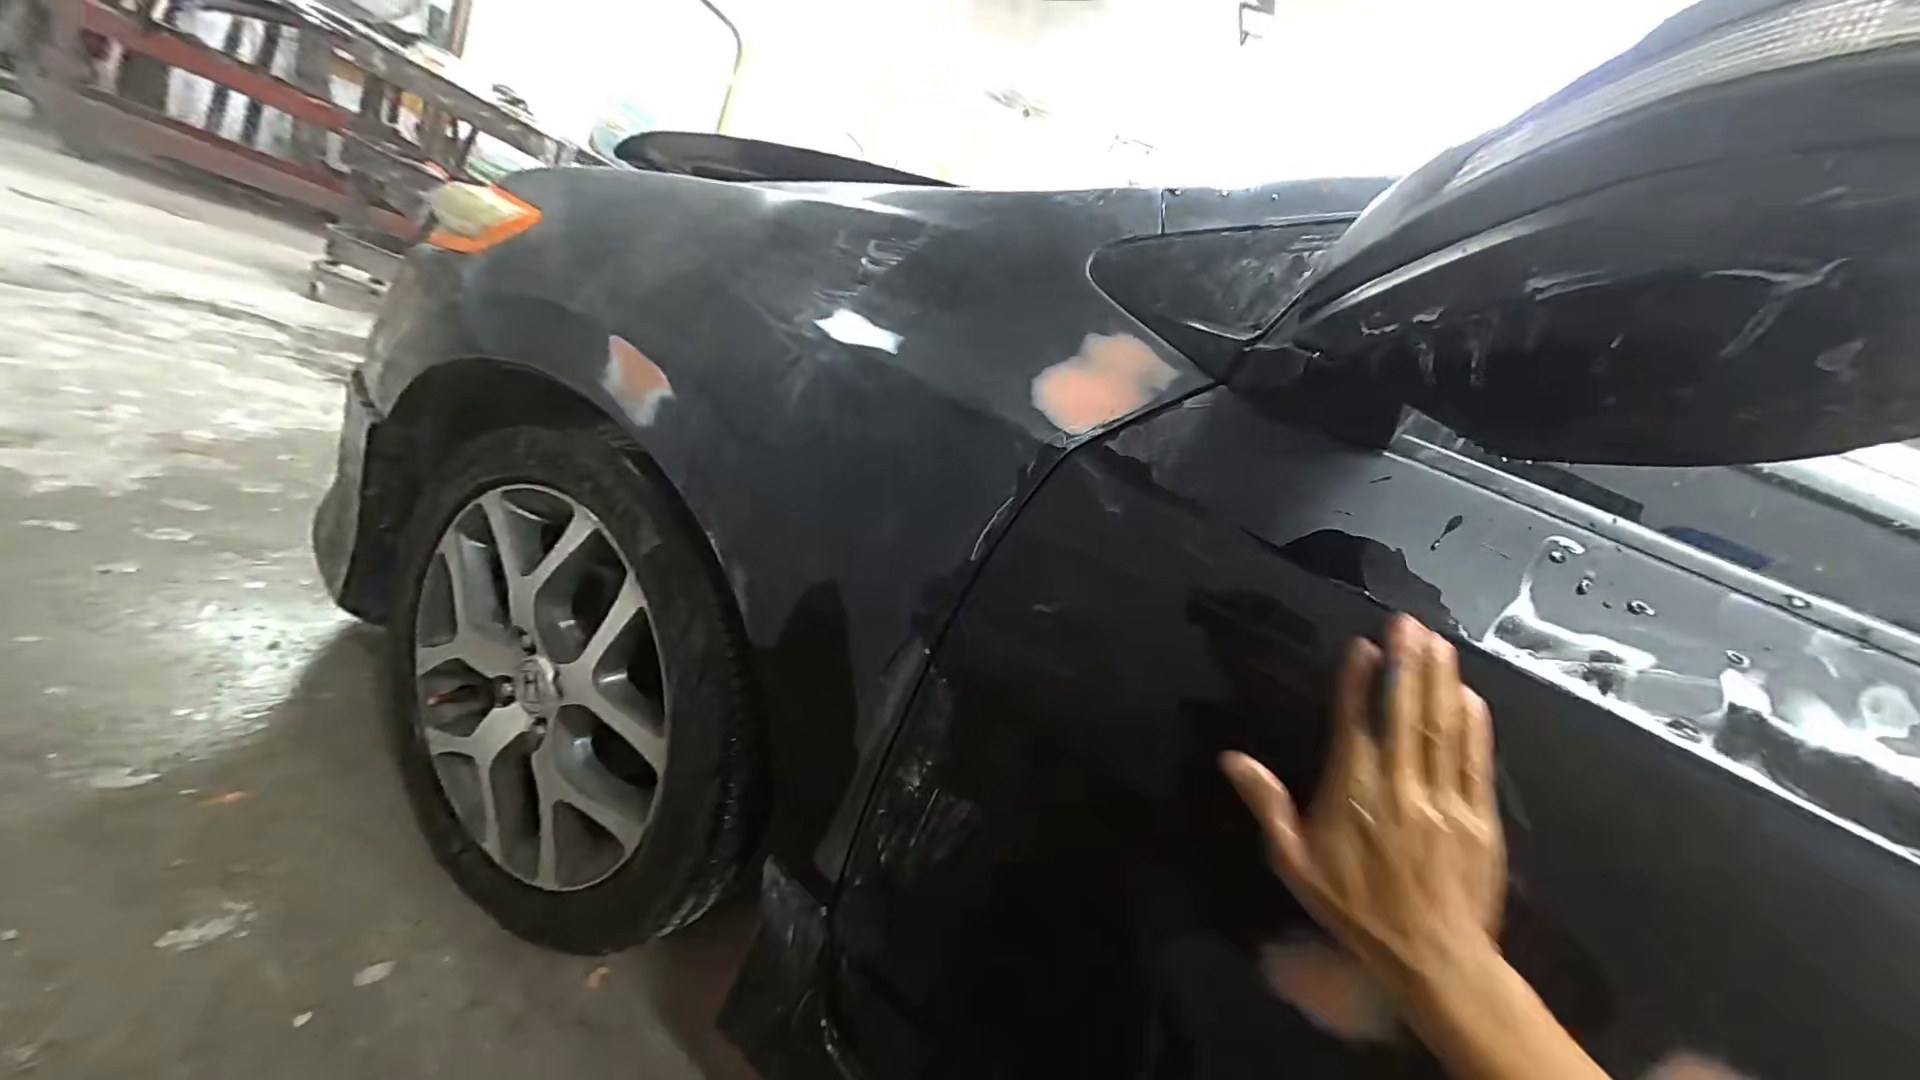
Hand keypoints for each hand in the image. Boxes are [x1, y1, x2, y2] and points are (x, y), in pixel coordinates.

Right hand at [1222, 615, 1503, 1004]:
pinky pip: (1476, 763)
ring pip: (1441, 730)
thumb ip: (1266, 803)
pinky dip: (1474, 726)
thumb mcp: (1293, 859)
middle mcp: (1399, 786)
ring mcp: (1445, 800)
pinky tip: (1470, 694)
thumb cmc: (1354, 905)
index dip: (1358, 682)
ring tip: (1437, 641)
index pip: (1355, 724)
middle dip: (1405, 664)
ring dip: (1439, 682)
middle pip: (1404, 715)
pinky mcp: (1479, 818)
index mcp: (1353, 792)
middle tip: (1407, 623)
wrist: (1435, 960)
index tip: (1363, 644)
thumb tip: (1230, 758)